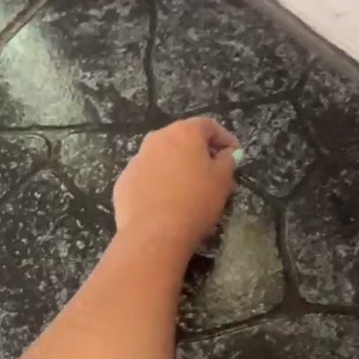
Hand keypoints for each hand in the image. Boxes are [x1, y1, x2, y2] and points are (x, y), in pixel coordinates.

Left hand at [112, 117, 239, 254]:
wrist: (153, 233)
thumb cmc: (195, 201)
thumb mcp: (222, 180)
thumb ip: (227, 160)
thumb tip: (226, 153)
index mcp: (183, 132)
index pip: (208, 126)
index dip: (224, 138)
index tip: (234, 153)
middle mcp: (157, 139)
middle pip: (182, 139)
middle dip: (199, 152)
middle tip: (213, 172)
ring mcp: (137, 159)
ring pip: (162, 157)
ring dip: (177, 167)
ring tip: (188, 190)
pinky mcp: (124, 180)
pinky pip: (147, 176)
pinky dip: (158, 183)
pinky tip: (166, 202)